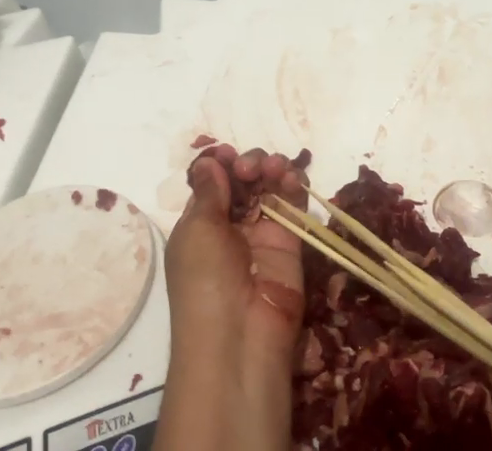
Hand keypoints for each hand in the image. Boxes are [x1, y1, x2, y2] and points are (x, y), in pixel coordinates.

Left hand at [155, 151, 308, 450]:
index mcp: (199, 225)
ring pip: (269, 188)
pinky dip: (294, 186)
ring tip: (274, 169)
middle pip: (243, 181)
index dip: (220, 165)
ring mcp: (262, 234)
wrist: (239, 336)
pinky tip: (292, 177)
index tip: (226, 154)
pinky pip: (293, 205)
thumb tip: (209, 161)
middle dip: (247, 164)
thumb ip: (209, 192)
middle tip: (249, 168)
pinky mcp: (291, 243)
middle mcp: (230, 227)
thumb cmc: (204, 281)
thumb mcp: (197, 231)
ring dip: (271, 169)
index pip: (212, 183)